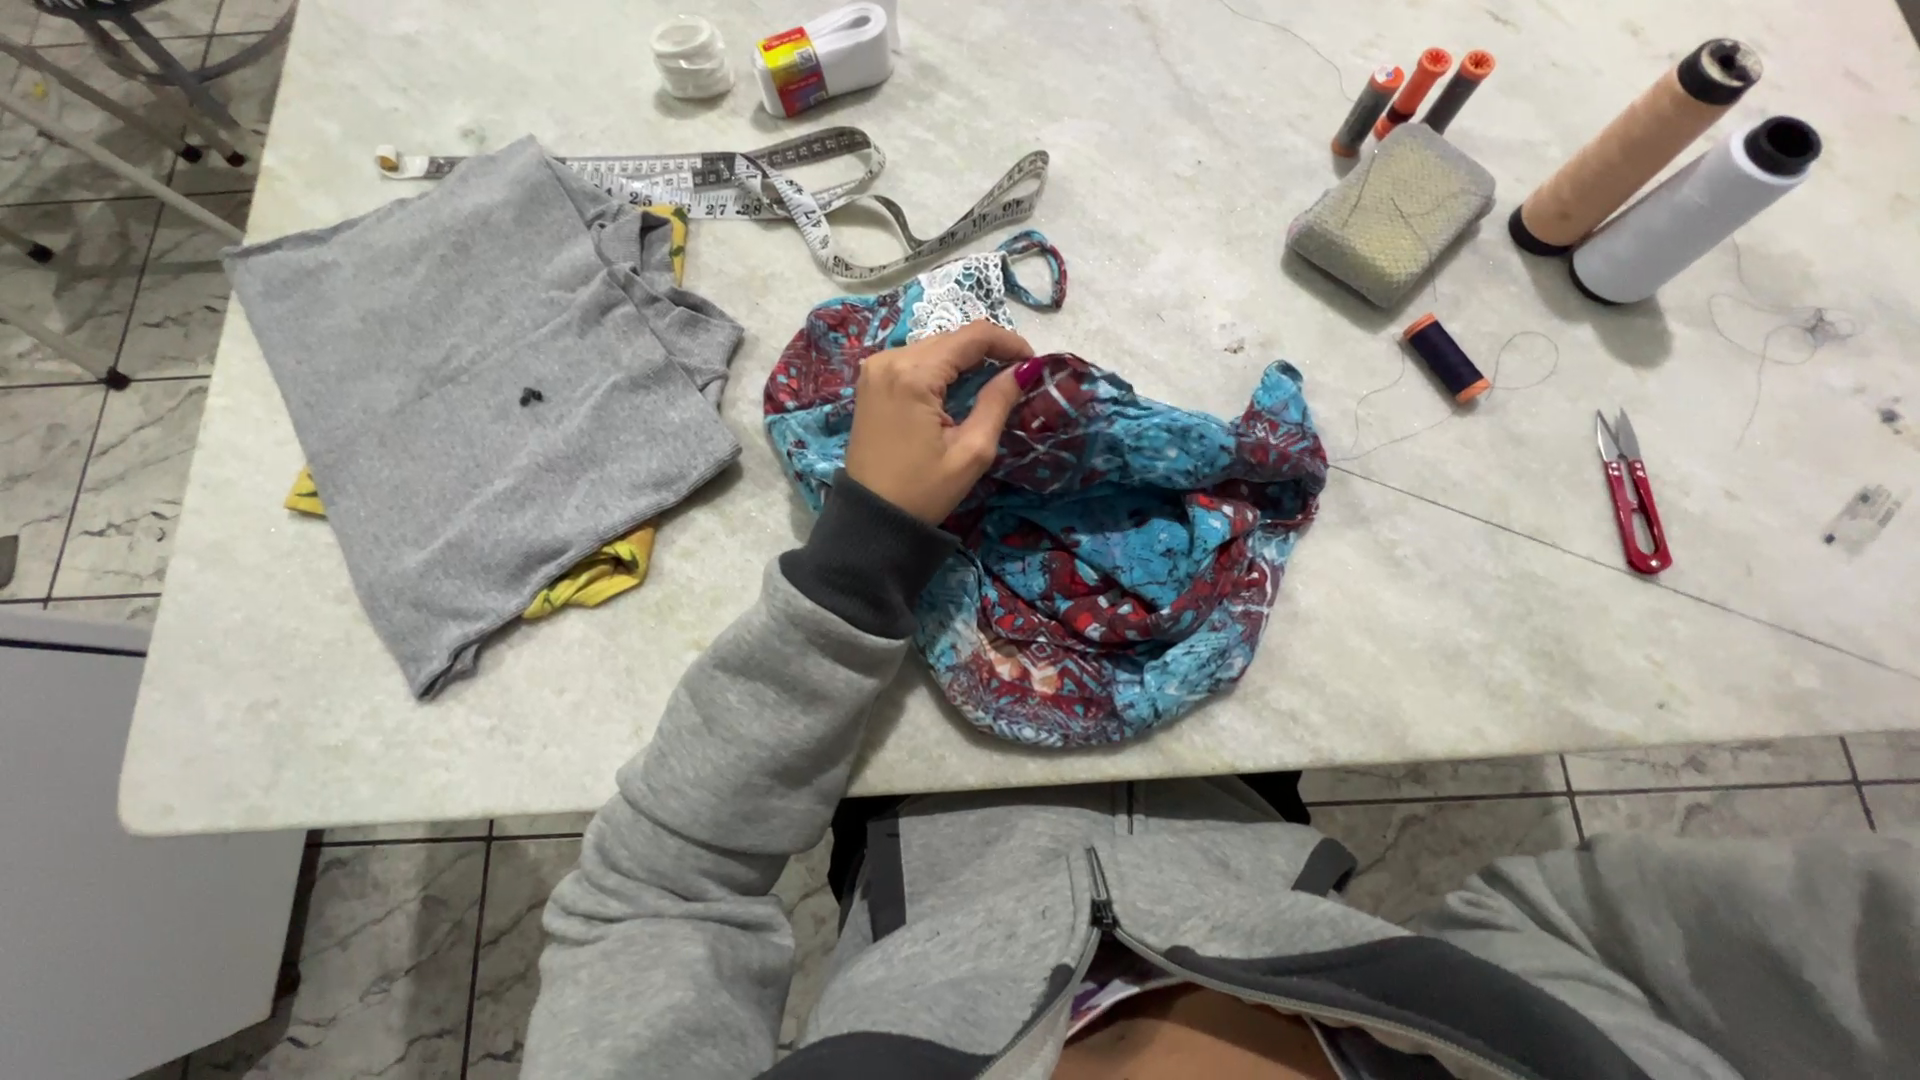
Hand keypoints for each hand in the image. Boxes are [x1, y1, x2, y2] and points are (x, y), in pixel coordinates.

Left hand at [845, 321, 1040, 523]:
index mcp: (914, 374)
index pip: (972, 336)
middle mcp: (889, 359)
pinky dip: (941, 369)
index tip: (1033, 362)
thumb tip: (1025, 369)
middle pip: (951, 338)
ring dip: (964, 360)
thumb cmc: (923, 491)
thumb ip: (998, 402)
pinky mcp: (871, 382)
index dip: (1008, 342)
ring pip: (933, 347)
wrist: (871, 517)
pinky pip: (914, 361)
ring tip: (991, 384)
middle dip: (987, 352)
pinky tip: (958, 389)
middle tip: (1016, 376)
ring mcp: (876, 369)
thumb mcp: (971, 451)